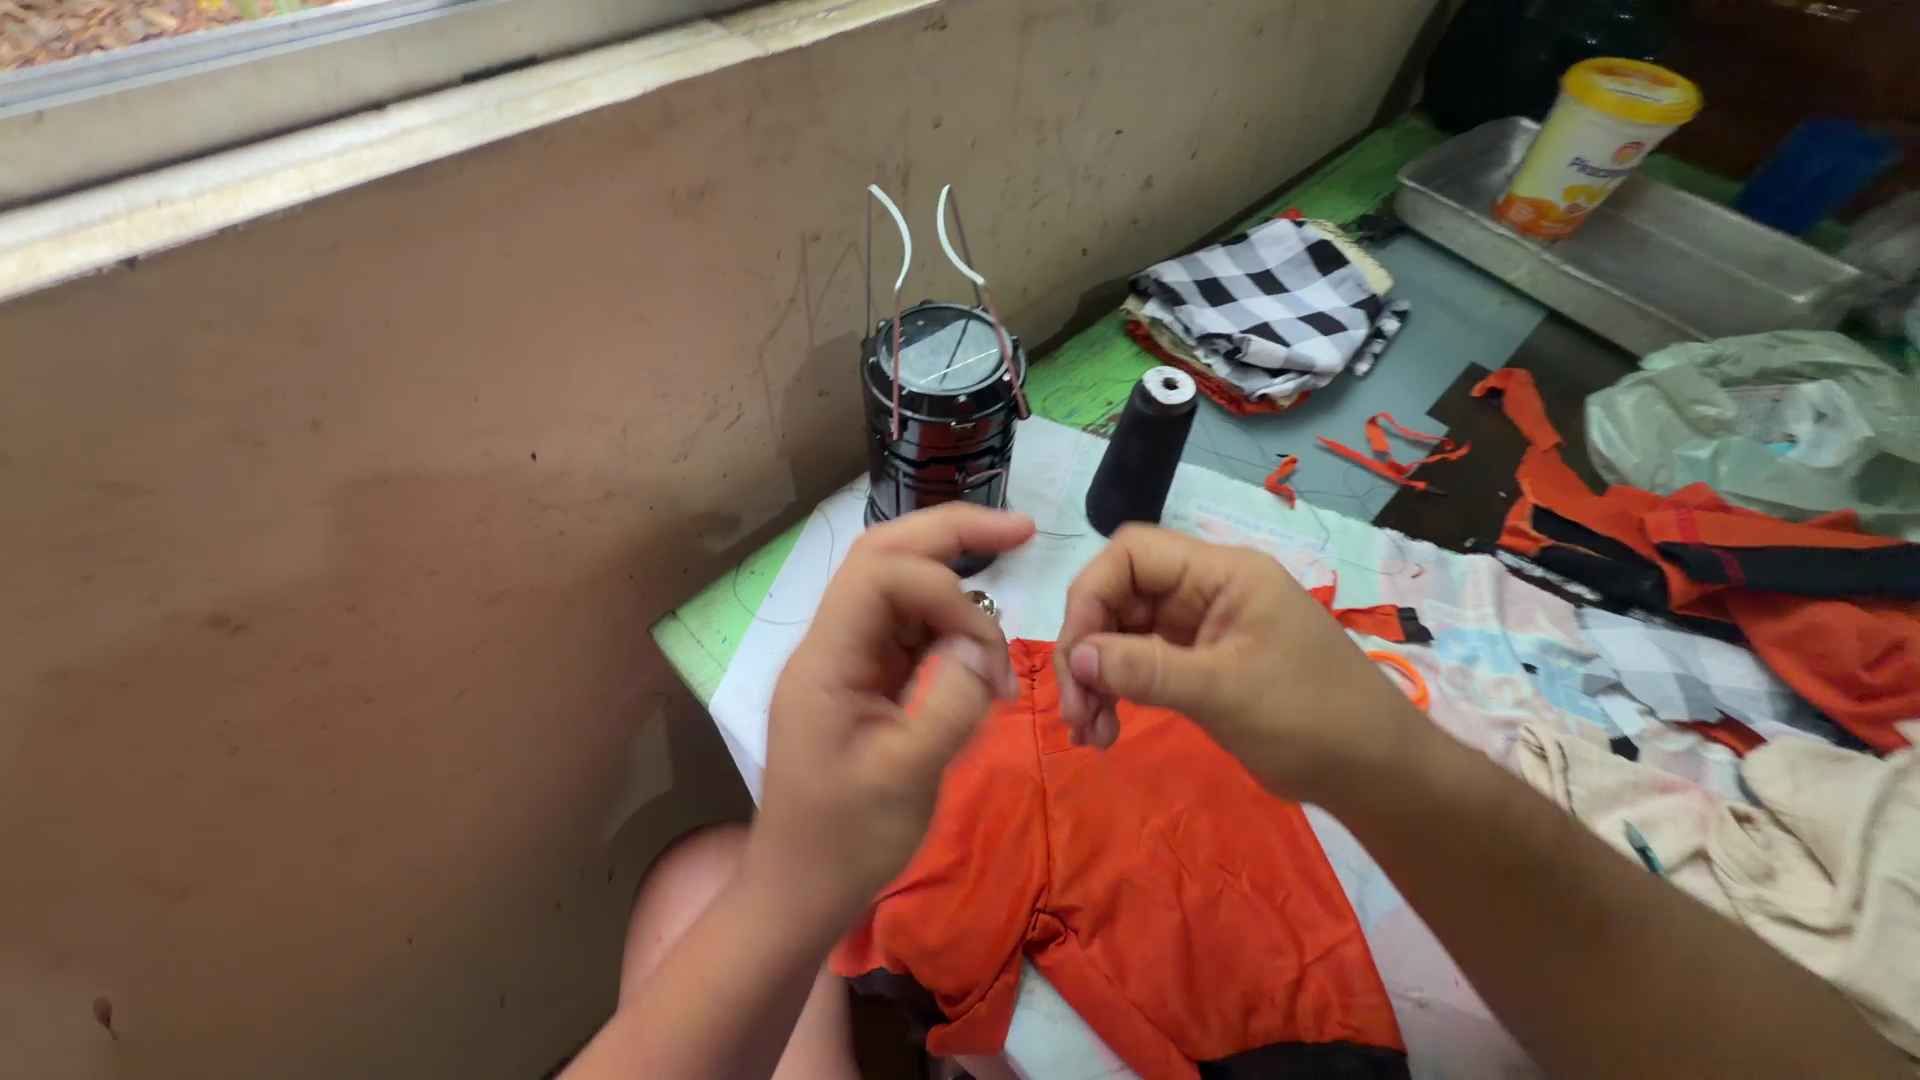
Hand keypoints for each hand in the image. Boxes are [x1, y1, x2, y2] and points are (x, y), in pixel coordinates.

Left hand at [748, 504, 1035, 924]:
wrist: (800, 888)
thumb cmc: (846, 842)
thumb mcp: (907, 777)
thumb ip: (949, 700)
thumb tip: (979, 642)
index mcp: (826, 661)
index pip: (879, 575)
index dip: (943, 590)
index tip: (984, 649)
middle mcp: (831, 644)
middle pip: (884, 556)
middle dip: (951, 535)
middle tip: (1021, 532)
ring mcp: (846, 659)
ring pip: (899, 588)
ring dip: (955, 593)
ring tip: (1001, 621)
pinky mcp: (864, 678)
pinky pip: (908, 630)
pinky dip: (948, 629)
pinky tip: (978, 649)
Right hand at [1054, 525, 1422, 801]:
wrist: (1376, 774)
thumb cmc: (1313, 720)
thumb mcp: (1225, 692)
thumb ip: (1145, 669)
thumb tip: (1078, 655)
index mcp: (1222, 574)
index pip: (1133, 554)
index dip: (1092, 594)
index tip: (1077, 654)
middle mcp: (1206, 591)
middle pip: (1121, 596)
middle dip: (1088, 649)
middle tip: (1075, 708)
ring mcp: (1202, 628)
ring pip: (1124, 635)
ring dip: (1098, 678)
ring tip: (1088, 732)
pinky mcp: (1200, 663)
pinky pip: (1141, 666)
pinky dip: (1118, 693)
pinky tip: (1106, 731)